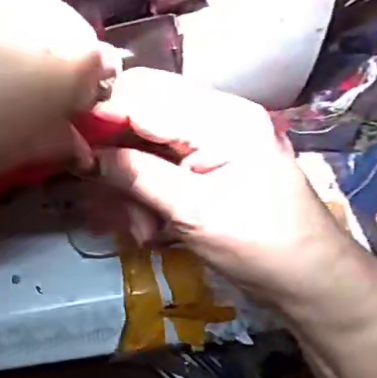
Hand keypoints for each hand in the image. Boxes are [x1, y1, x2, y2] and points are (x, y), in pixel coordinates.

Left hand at [0, 0, 113, 252]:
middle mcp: (47, 6)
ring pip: (20, 15)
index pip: (97, 74)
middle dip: (44, 66)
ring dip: (8, 40)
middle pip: (61, 36)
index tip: (45, 120)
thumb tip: (73, 141)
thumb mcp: (11, 154)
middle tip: (3, 101)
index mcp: (76, 54)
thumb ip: (54, 141)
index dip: (73, 100)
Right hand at [88, 68, 371, 308]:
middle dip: (109, 148)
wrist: (313, 280)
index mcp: (221, 119)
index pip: (142, 97)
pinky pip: (154, 161)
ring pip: (140, 138)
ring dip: (124, 178)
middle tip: (92, 185)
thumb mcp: (195, 213)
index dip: (97, 116)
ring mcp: (209, 139)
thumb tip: (86, 155)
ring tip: (134, 224)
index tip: (63, 145)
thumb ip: (137, 176)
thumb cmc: (262, 246)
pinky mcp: (204, 161)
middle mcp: (214, 117)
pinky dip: (140, 190)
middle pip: (138, 110)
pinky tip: (145, 225)